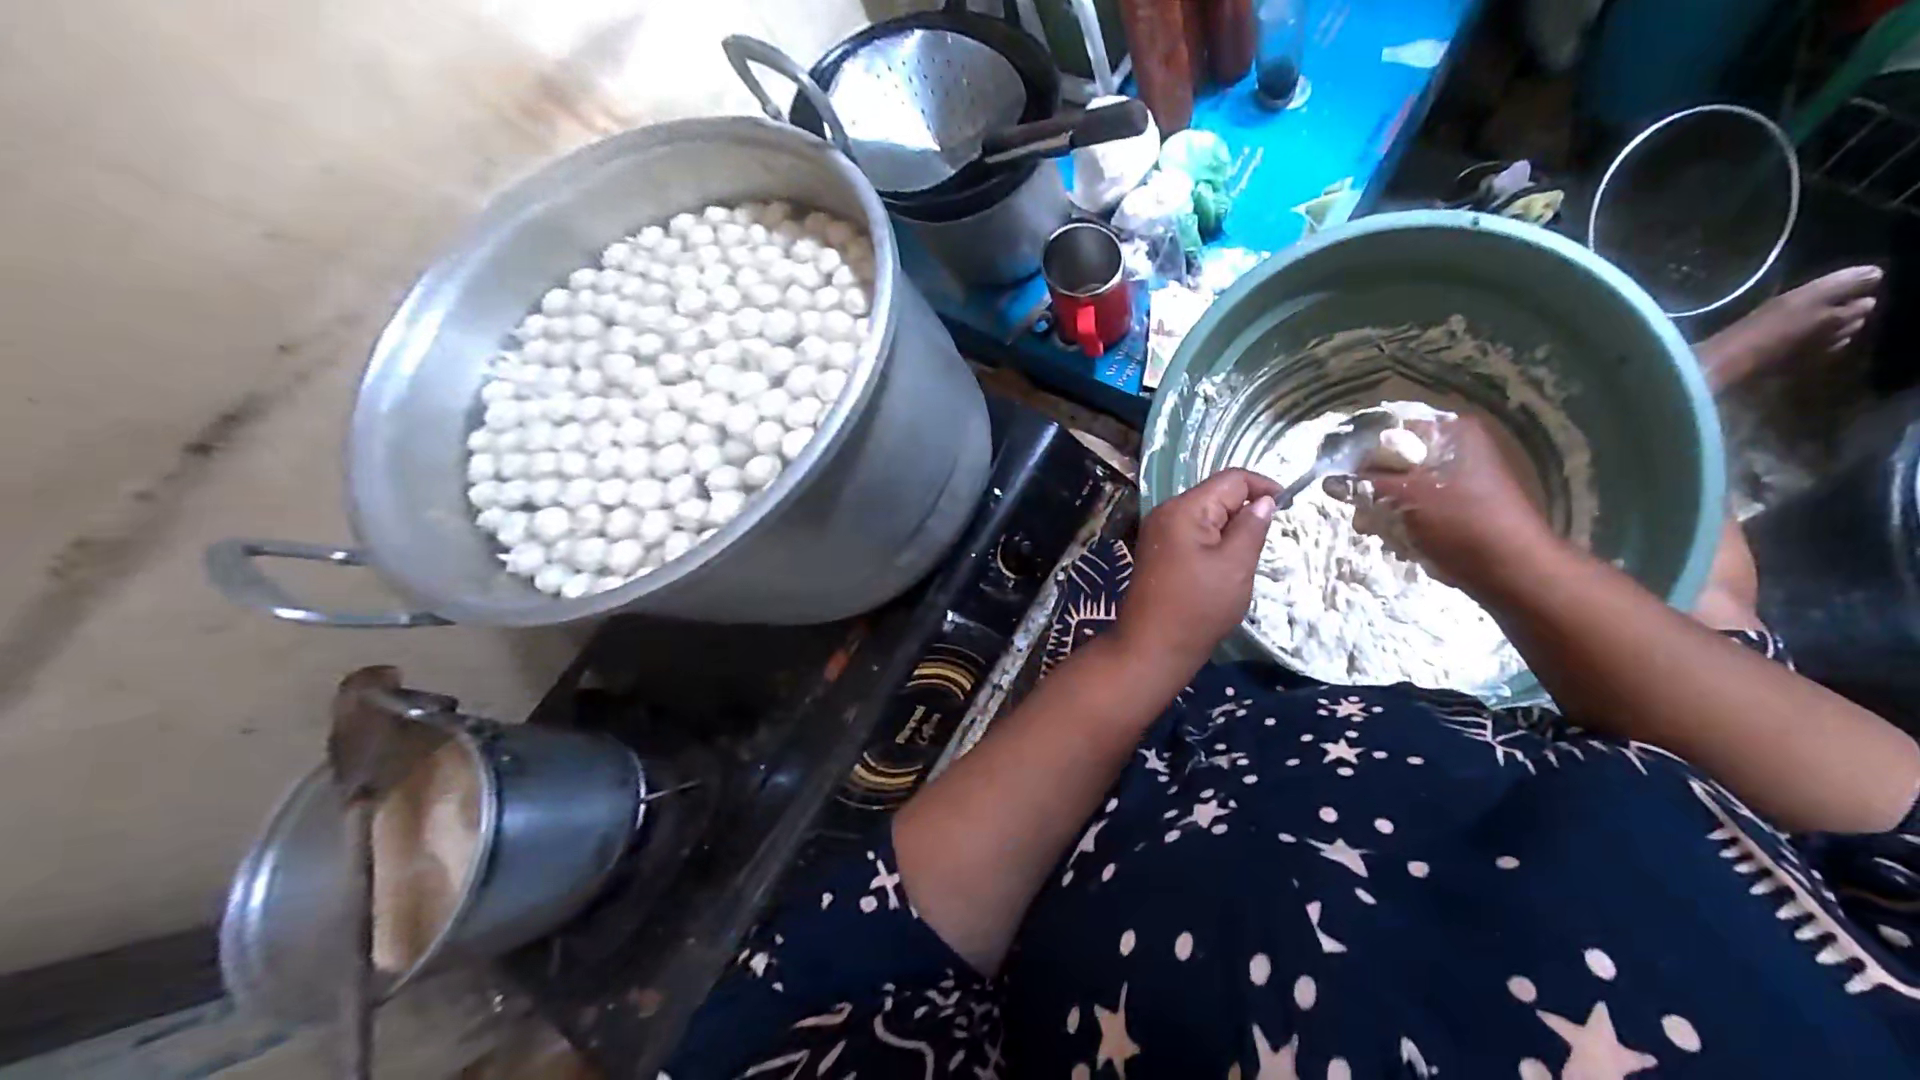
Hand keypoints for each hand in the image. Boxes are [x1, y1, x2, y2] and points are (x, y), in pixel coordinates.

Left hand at [1117, 468, 1279, 669]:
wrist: (1154, 645)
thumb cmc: (1198, 606)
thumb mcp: (1235, 565)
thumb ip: (1252, 527)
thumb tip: (1265, 500)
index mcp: (1184, 509)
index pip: (1231, 479)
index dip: (1263, 486)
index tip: (1288, 505)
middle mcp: (1166, 512)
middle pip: (1215, 493)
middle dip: (1246, 507)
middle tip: (1268, 536)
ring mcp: (1159, 531)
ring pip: (1205, 513)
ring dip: (1231, 525)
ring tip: (1248, 552)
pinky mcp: (1159, 549)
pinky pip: (1193, 531)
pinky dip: (1214, 538)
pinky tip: (1225, 560)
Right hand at [1359, 414, 1558, 596]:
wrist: (1511, 569)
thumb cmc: (1460, 523)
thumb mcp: (1403, 497)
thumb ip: (1361, 484)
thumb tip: (1328, 480)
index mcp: (1450, 433)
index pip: (1389, 431)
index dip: (1359, 454)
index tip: (1340, 479)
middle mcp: (1456, 449)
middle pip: (1392, 461)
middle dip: (1369, 489)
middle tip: (1359, 513)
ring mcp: (1458, 479)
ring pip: (1400, 487)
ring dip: (1381, 510)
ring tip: (1375, 531)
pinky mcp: (1458, 506)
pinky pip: (1416, 506)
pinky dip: (1401, 522)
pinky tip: (1398, 541)